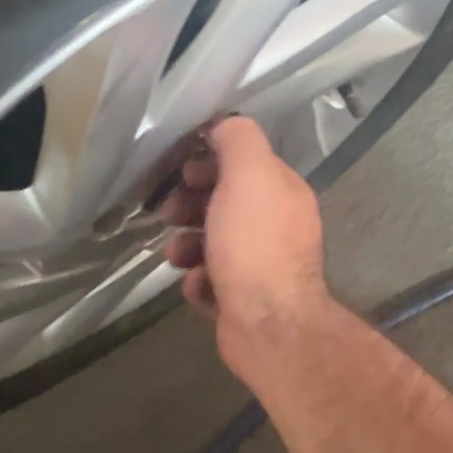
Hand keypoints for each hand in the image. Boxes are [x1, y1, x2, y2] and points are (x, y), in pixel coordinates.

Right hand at [159, 117, 331, 348]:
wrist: (269, 326)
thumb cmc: (255, 245)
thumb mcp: (249, 174)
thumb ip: (238, 140)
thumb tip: (222, 126)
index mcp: (283, 194)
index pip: (243, 165)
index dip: (209, 163)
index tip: (184, 173)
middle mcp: (276, 228)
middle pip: (222, 204)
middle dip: (189, 204)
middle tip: (169, 212)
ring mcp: (260, 267)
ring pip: (210, 244)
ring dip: (186, 246)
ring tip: (179, 256)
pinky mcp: (242, 302)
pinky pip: (210, 282)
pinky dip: (199, 283)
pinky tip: (201, 286)